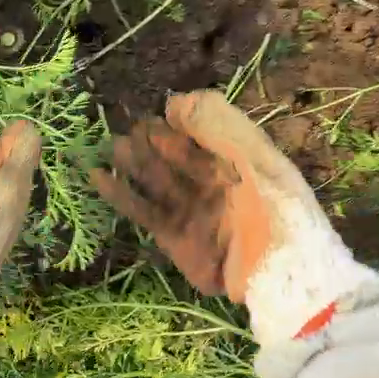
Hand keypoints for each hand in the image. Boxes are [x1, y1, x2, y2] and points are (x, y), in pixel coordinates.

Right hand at [93, 92, 376, 344]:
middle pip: (175, 156)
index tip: (160, 117)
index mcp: (239, 162)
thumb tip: (173, 103)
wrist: (279, 274)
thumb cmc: (276, 209)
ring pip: (155, 180)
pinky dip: (120, 194)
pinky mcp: (173, 238)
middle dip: (152, 142)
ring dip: (134, 163)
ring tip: (114, 147)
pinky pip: (143, 211)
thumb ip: (217, 124)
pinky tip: (99, 177)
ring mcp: (192, 211)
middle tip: (130, 130)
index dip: (179, 125)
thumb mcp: (255, 156)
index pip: (201, 135)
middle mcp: (213, 184)